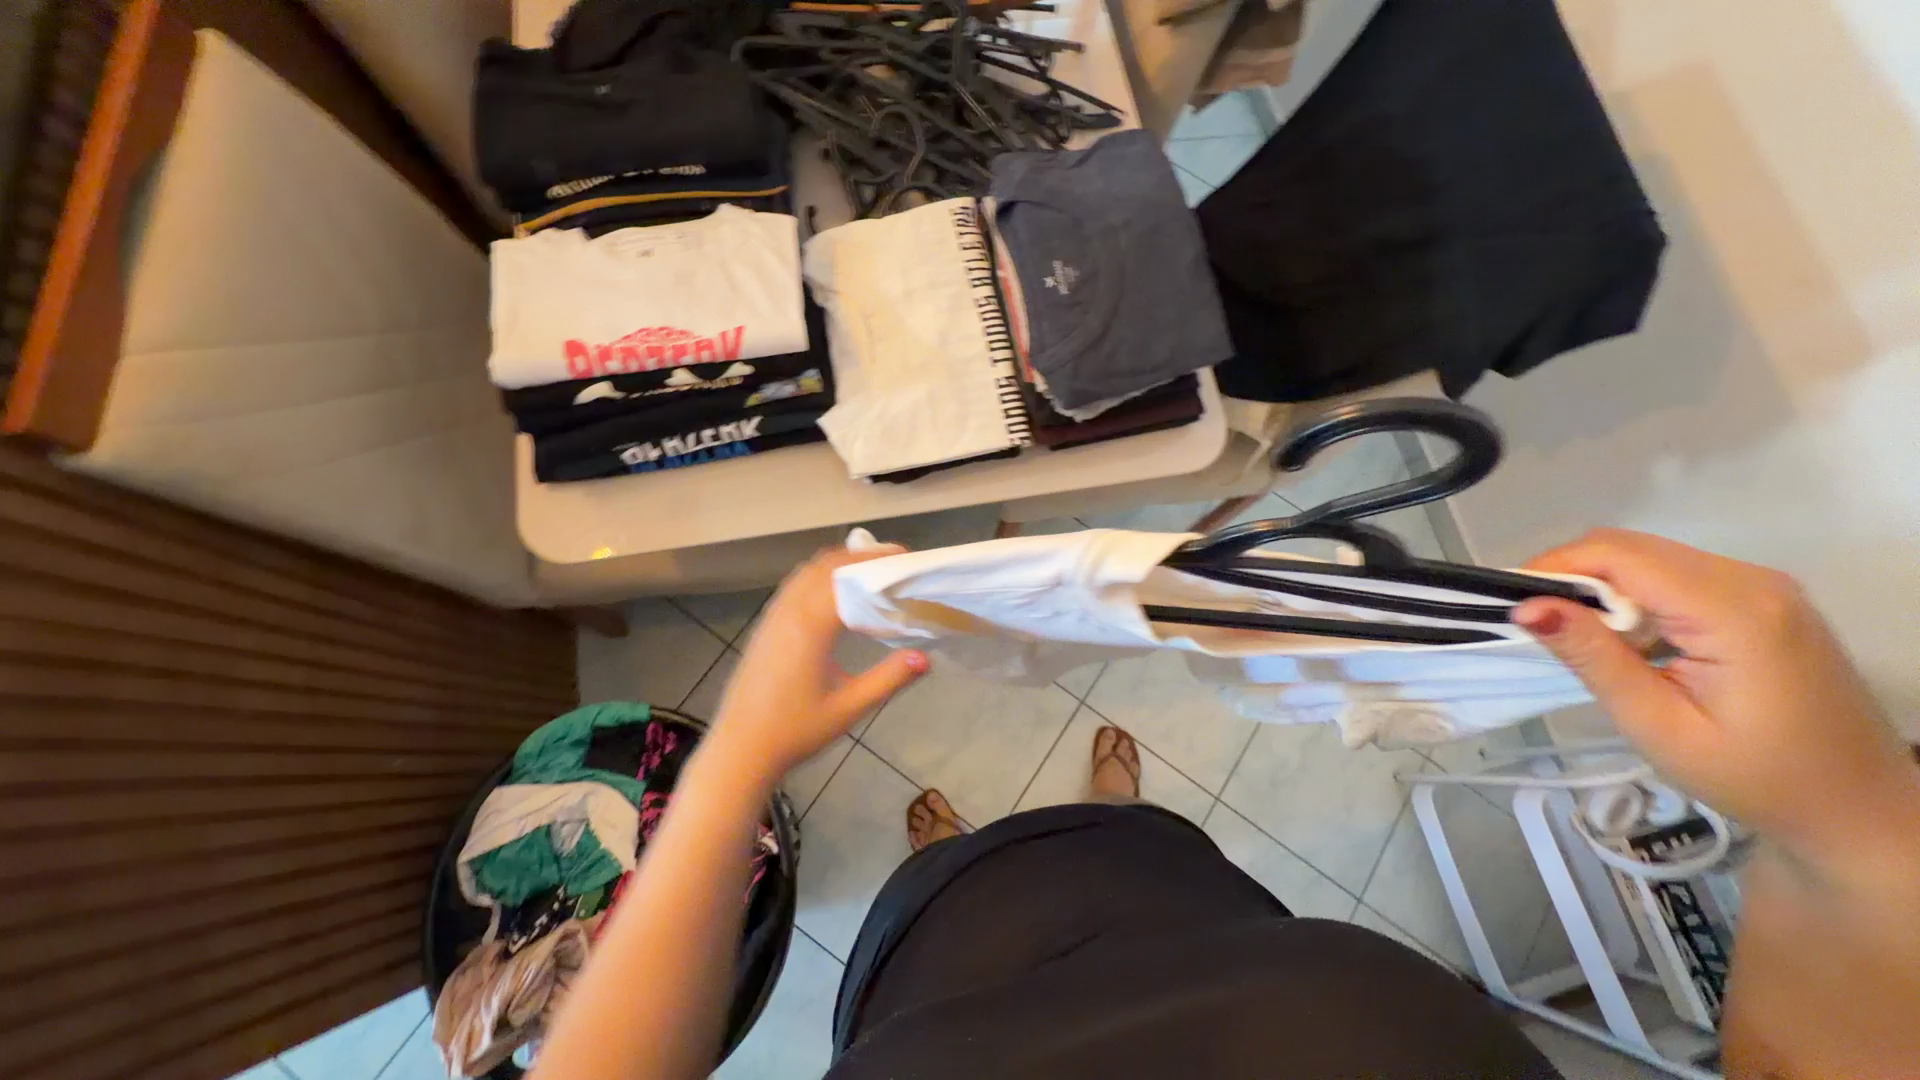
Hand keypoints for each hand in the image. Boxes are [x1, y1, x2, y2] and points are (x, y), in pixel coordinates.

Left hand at [706, 546, 928, 785]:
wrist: (741, 749)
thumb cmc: (796, 731)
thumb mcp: (849, 708)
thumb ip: (888, 679)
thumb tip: (925, 658)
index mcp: (810, 626)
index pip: (846, 576)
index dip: (877, 562)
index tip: (905, 559)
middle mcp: (789, 612)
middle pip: (825, 565)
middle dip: (860, 556)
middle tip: (893, 563)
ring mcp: (772, 617)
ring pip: (806, 572)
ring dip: (837, 563)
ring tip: (869, 573)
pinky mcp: (764, 627)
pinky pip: (793, 586)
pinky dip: (818, 577)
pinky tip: (834, 595)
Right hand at [1513, 529, 1916, 864]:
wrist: (1857, 810)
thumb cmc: (1754, 778)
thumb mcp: (1658, 725)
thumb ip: (1594, 658)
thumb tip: (1526, 608)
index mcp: (1734, 610)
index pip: (1618, 555)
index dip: (1553, 567)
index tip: (1510, 605)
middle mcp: (1753, 581)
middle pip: (1632, 548)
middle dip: (1570, 575)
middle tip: (1534, 623)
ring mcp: (1763, 587)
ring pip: (1650, 557)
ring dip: (1599, 586)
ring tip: (1575, 636)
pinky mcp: (1763, 600)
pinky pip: (1676, 574)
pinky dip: (1632, 594)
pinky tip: (1624, 638)